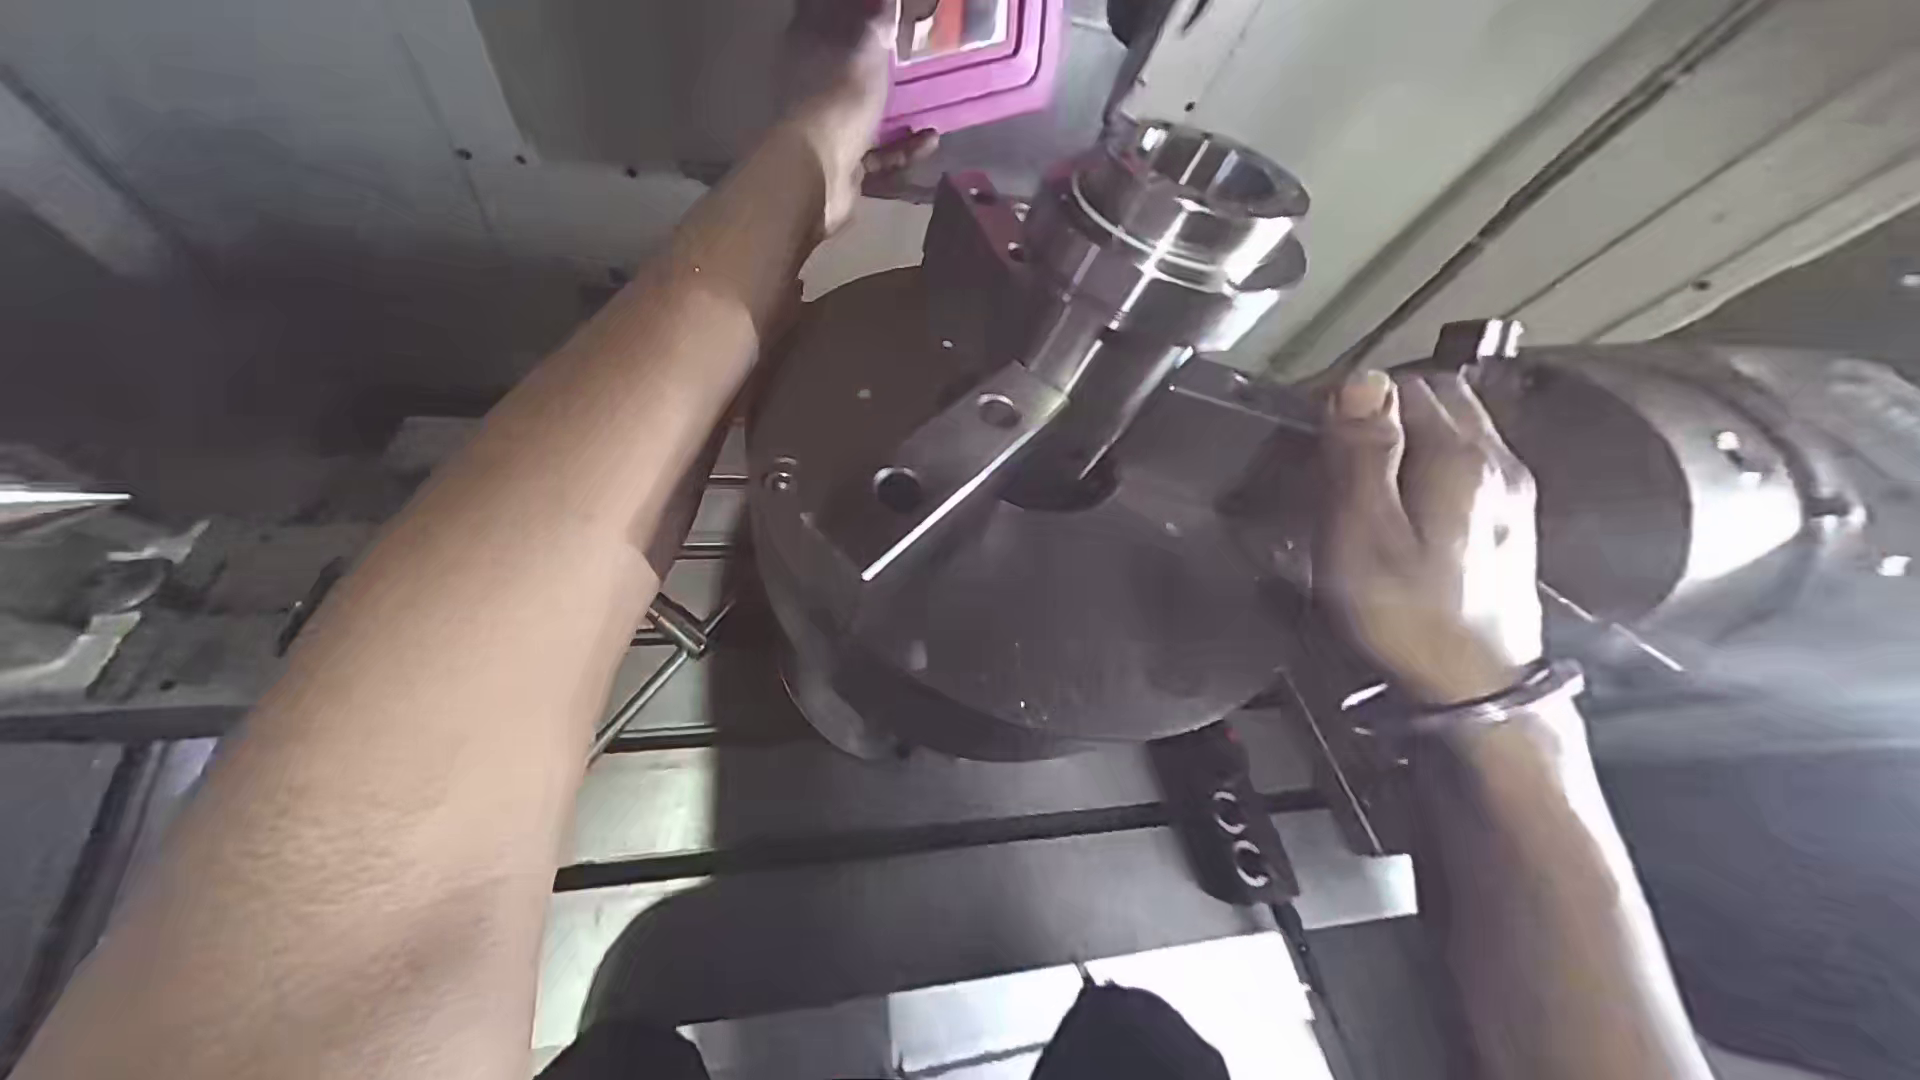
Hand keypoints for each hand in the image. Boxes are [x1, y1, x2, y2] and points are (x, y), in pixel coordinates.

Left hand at [780, 0, 939, 233]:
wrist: (820, 175)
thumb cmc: (838, 101)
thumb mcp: (866, 50)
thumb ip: (880, 23)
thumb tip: (890, 1)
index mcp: (808, 47)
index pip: (827, 15)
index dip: (856, 11)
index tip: (885, 11)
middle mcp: (814, 87)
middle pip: (850, 70)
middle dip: (881, 67)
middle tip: (913, 59)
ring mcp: (829, 130)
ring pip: (868, 117)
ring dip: (901, 116)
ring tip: (932, 107)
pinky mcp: (846, 167)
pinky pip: (880, 155)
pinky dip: (904, 150)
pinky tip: (931, 141)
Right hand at [1316, 370, 1542, 704]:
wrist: (1477, 684)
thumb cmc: (1410, 615)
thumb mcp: (1366, 536)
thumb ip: (1365, 456)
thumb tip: (1360, 382)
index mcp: (1459, 461)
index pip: (1401, 387)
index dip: (1345, 390)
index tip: (1301, 410)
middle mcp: (1496, 462)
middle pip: (1436, 394)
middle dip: (1374, 399)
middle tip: (1322, 426)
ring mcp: (1509, 489)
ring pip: (1456, 421)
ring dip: (1400, 421)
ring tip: (1351, 450)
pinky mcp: (1507, 516)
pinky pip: (1466, 454)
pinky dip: (1423, 449)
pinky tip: (1395, 483)